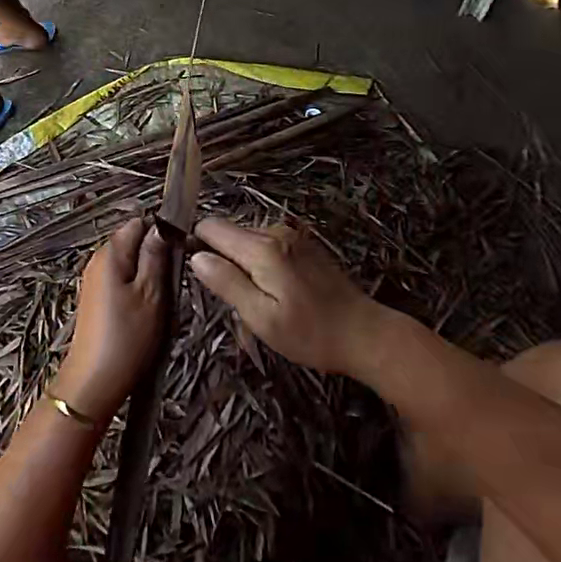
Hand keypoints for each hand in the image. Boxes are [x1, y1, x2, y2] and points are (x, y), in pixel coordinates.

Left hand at [55, 219, 169, 418]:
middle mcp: (98, 260)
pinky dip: (137, 293)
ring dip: (149, 278)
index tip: (181, 253)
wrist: (94, 383)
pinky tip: (146, 314)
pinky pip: (123, 283)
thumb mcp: (152, 293)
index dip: (162, 233)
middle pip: (134, 243)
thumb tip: (162, 226)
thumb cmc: (127, 337)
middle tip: (173, 283)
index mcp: (110, 252)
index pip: (139, 222)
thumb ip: (156, 255)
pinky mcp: (96, 300)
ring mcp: (95, 281)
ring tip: (162, 302)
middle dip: (156, 257)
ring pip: (131, 265)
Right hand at [189, 217, 384, 375]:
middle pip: (229, 234)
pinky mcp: (303, 246)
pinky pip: (267, 247)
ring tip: (256, 303)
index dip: (197, 244)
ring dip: (242, 266)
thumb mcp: (261, 318)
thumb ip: (227, 283)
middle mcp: (275, 233)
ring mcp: (292, 237)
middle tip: (232, 301)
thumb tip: (195, 257)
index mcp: (262, 249)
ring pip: (247, 242)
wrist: (365, 334)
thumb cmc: (311, 333)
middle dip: (221, 260)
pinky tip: (275, 295)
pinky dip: (261, 266)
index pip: (212, 227)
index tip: (196, 273)